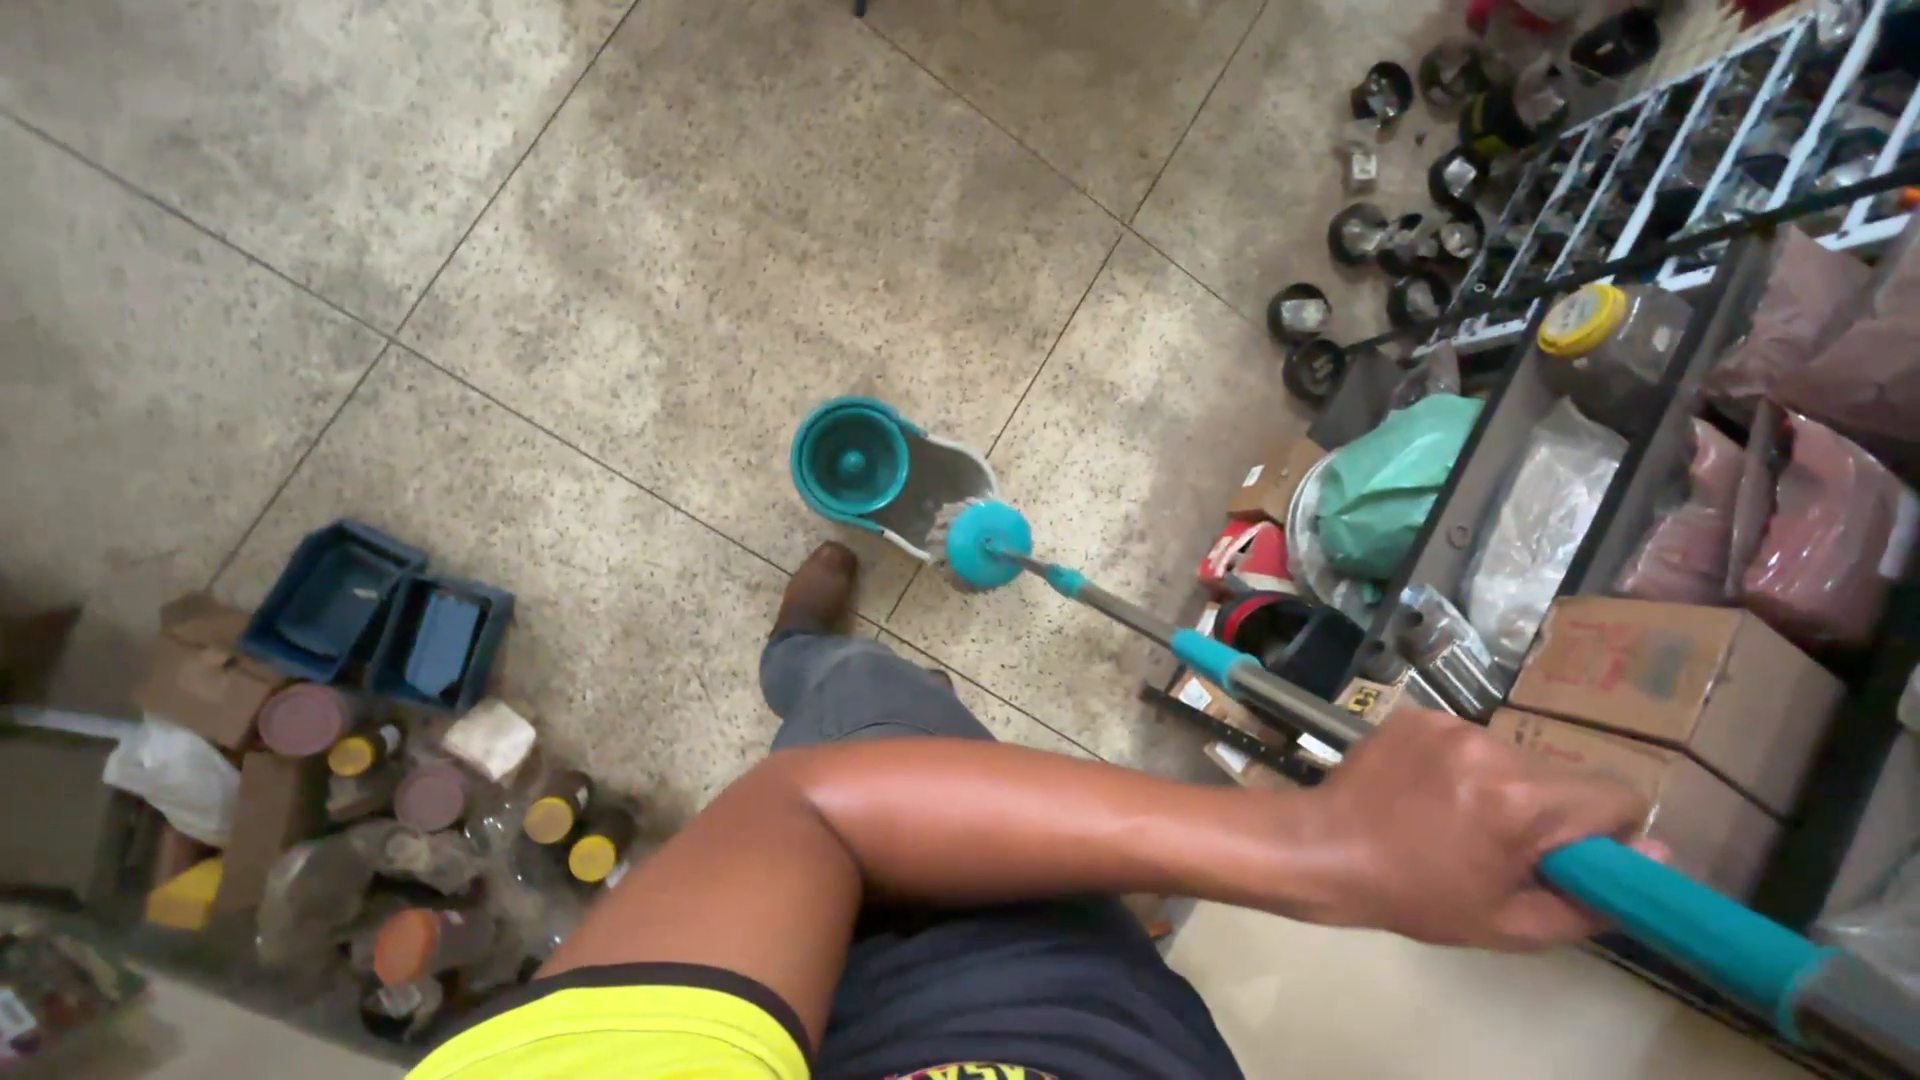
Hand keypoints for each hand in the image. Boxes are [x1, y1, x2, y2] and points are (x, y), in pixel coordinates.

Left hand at [1300, 706, 1663, 950]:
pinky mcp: (1414, 714)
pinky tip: (1424, 791)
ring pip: (1511, 757)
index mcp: (1522, 800)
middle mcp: (1491, 748)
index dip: (1609, 831)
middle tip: (1500, 843)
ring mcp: (1447, 724)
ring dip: (1501, 786)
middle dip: (1547, 812)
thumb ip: (1593, 898)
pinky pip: (1465, 740)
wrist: (1322, 847)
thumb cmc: (1414, 893)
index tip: (1573, 855)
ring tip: (1453, 817)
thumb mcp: (1512, 924)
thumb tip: (1654, 854)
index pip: (1618, 797)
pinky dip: (1459, 765)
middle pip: (1559, 777)